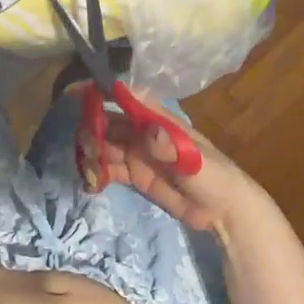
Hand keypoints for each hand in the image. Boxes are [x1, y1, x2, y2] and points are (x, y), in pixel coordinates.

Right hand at [79, 93, 260, 234]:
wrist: (223, 211)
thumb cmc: (216, 178)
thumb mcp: (196, 161)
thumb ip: (171, 147)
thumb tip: (150, 130)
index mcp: (161, 122)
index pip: (130, 100)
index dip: (106, 93)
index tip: (81, 92)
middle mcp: (145, 134)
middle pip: (111, 123)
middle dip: (92, 127)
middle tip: (81, 142)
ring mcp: (139, 155)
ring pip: (107, 146)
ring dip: (93, 152)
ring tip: (84, 164)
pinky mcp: (135, 176)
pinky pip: (110, 170)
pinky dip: (98, 173)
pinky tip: (89, 181)